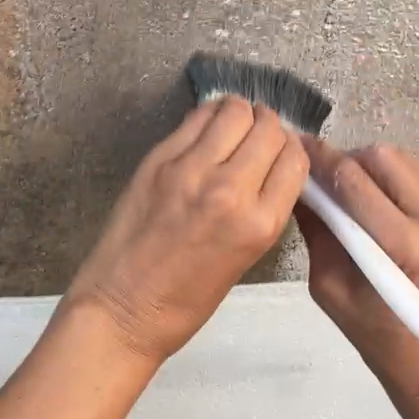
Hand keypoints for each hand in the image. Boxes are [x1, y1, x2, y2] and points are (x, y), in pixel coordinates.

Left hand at [62, 96, 309, 362]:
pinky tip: (207, 129)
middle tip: (258, 135)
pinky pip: (196, 117)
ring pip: (233, 110)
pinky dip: (209, 116)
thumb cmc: (188, 299)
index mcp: (259, 224)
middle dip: (269, 126)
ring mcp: (191, 169)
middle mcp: (230, 190)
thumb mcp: (246, 257)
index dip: (292, 149)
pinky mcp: (159, 158)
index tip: (281, 151)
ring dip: (240, 113)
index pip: (294, 159)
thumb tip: (272, 165)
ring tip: (233, 127)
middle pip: (268, 128)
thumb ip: (263, 207)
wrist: (123, 308)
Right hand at [296, 137, 418, 403]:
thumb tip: (297, 182)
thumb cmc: (372, 331)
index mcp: (404, 245)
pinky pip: (416, 175)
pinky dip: (388, 174)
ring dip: (367, 163)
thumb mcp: (328, 284)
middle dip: (345, 159)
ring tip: (346, 184)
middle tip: (323, 176)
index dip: (321, 159)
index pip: (354, 180)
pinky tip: (371, 194)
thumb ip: (316, 228)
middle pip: (381, 158)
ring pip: (401, 159)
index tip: (295, 145)